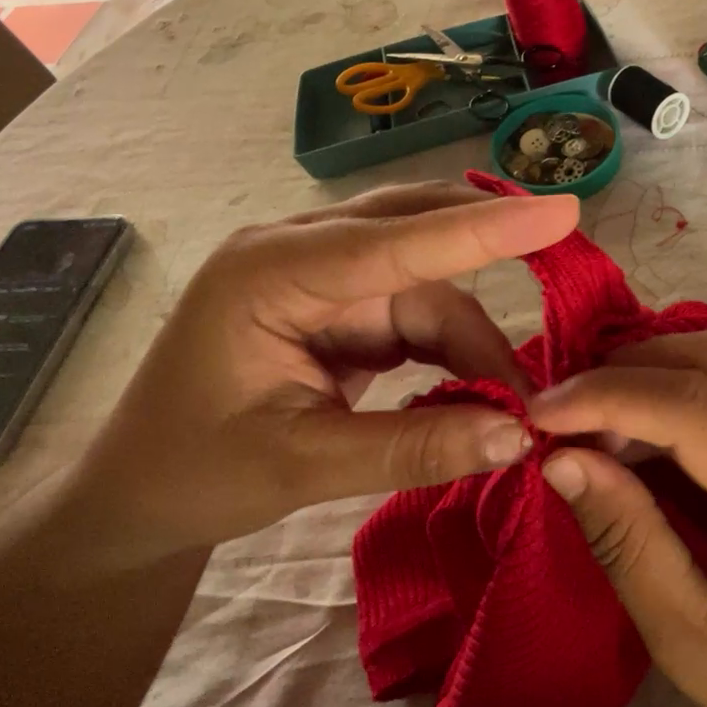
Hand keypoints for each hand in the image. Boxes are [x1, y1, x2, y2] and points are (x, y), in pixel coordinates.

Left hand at [58, 183, 577, 571]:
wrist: (135, 495)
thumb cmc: (193, 474)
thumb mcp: (303, 465)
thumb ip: (414, 447)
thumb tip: (520, 437)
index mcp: (269, 272)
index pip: (394, 240)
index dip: (484, 229)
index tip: (563, 211)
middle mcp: (301, 254)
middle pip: (420, 230)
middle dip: (493, 248)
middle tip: (572, 255)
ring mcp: (325, 277)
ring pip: (433, 283)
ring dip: (478, 338)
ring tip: (517, 403)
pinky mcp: (345, 305)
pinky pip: (423, 311)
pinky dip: (460, 348)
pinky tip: (484, 386)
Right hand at [527, 330, 706, 706]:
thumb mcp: (690, 636)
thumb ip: (627, 539)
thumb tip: (561, 456)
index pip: (700, 412)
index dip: (610, 396)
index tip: (537, 409)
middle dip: (628, 370)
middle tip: (561, 414)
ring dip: (657, 371)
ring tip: (595, 420)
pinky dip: (688, 387)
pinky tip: (646, 426)